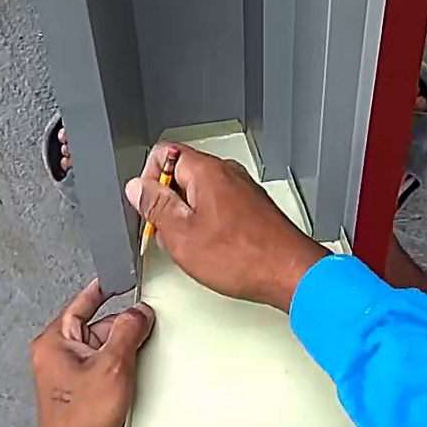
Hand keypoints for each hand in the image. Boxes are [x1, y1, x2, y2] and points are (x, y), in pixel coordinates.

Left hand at [29, 280, 154, 426]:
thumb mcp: (112, 367)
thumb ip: (128, 331)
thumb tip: (139, 312)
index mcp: (54, 342)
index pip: (83, 301)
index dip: (105, 288)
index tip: (122, 277)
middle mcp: (59, 355)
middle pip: (101, 324)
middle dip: (124, 329)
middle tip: (142, 333)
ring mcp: (71, 374)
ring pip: (107, 346)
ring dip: (125, 352)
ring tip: (132, 368)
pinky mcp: (85, 390)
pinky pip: (109, 366)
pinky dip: (123, 368)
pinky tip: (132, 379)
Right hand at [124, 143, 327, 311]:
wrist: (289, 272)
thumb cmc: (244, 255)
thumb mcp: (181, 234)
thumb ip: (155, 205)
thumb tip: (137, 187)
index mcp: (206, 170)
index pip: (163, 154)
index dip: (149, 181)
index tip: (151, 208)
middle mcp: (226, 172)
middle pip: (180, 174)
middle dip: (168, 203)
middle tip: (170, 232)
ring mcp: (241, 189)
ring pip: (198, 193)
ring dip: (187, 217)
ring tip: (193, 246)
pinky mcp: (250, 207)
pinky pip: (217, 206)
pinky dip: (207, 224)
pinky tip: (212, 250)